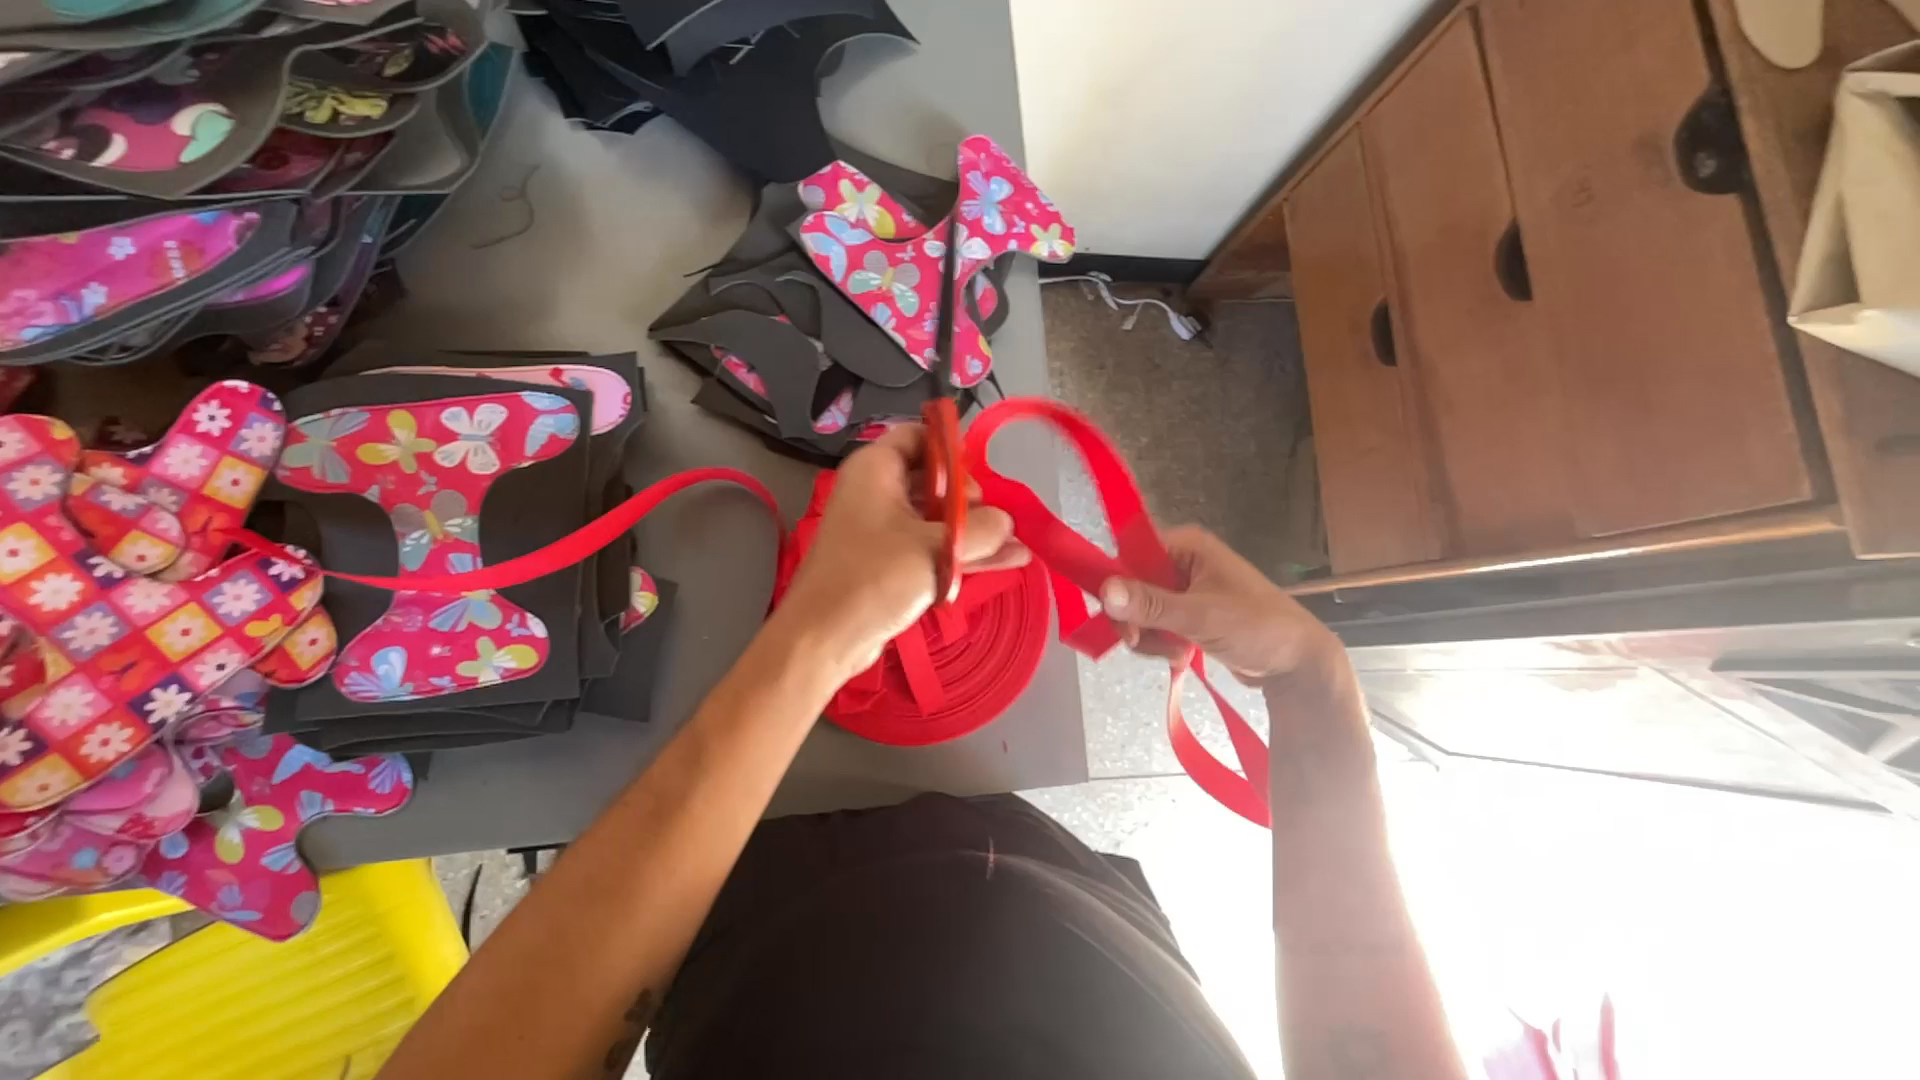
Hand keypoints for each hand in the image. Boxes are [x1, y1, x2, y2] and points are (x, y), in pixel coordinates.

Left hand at [773, 425, 1028, 679]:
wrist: (825, 638)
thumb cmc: (873, 578)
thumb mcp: (936, 548)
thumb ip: (980, 530)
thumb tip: (1006, 524)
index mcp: (876, 469)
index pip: (918, 436)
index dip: (952, 450)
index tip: (979, 475)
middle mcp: (876, 492)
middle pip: (933, 479)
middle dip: (970, 498)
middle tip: (993, 519)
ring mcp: (882, 530)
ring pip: (936, 518)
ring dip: (973, 531)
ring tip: (1016, 542)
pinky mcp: (888, 564)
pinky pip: (931, 548)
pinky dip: (961, 554)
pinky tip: (1006, 561)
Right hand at [1099, 525, 1344, 687]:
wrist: (1298, 664)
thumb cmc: (1257, 629)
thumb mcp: (1200, 617)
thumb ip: (1151, 605)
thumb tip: (1105, 591)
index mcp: (1187, 546)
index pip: (1132, 553)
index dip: (1119, 583)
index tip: (1118, 616)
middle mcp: (1184, 562)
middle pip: (1132, 586)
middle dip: (1135, 619)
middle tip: (1141, 642)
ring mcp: (1186, 591)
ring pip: (1142, 611)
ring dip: (1150, 637)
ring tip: (1175, 652)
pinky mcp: (1190, 616)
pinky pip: (1157, 626)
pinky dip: (1163, 644)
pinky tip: (1182, 656)